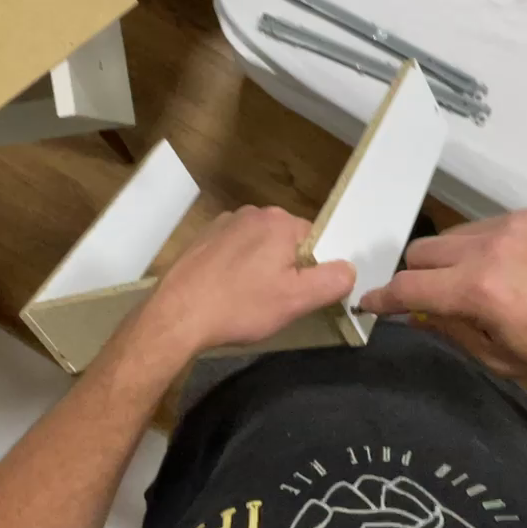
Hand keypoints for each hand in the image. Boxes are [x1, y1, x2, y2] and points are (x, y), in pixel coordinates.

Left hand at [138, 206, 355, 357]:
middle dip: (285, 267)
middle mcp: (253, 213)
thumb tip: (349, 268)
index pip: (316, 239)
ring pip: (258, 245)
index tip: (300, 293)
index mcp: (280, 222)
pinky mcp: (202, 238)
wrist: (177, 314)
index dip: (313, 269)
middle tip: (273, 300)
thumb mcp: (297, 300)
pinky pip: (233, 250)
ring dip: (259, 267)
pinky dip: (235, 267)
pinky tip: (225, 291)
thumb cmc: (241, 306)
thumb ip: (332, 281)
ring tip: (247, 299)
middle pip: (286, 241)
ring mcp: (223, 223)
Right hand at [358, 209, 526, 378]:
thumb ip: (453, 333)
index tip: (367, 304)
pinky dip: (475, 249)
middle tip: (431, 300)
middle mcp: (487, 250)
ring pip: (446, 238)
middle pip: (418, 253)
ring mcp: (508, 227)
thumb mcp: (504, 361)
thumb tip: (421, 316)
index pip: (408, 289)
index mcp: (480, 291)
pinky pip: (479, 229)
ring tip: (471, 283)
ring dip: (444, 261)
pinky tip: (504, 268)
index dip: (381, 298)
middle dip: (415, 278)